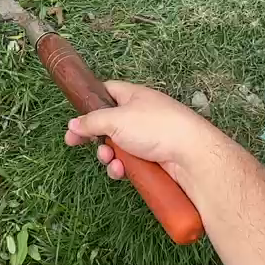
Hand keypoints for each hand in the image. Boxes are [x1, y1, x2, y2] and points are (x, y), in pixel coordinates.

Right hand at [64, 81, 241, 185]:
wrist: (191, 155)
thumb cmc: (156, 127)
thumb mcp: (115, 119)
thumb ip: (90, 121)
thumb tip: (73, 124)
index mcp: (133, 96)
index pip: (106, 92)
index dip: (89, 104)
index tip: (75, 118)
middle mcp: (140, 114)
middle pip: (108, 124)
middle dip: (95, 137)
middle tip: (80, 144)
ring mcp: (148, 137)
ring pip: (117, 146)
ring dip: (109, 155)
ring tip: (110, 160)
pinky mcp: (153, 158)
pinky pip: (130, 162)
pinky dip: (122, 168)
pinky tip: (122, 172)